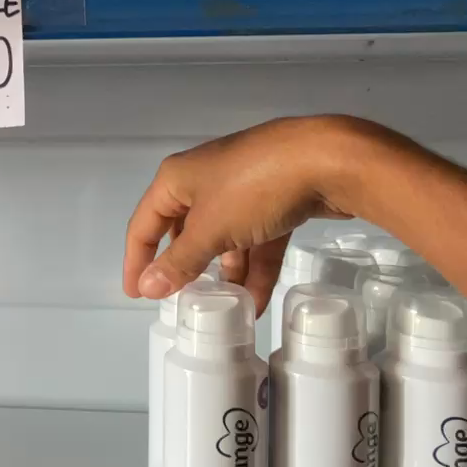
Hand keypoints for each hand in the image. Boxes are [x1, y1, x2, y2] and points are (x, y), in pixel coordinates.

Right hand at [122, 116, 392, 303]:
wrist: (329, 159)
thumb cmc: (255, 188)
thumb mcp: (211, 230)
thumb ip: (179, 262)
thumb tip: (147, 287)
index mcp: (177, 179)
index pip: (143, 224)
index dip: (136, 261)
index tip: (136, 295)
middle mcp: (204, 179)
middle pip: (184, 230)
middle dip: (185, 266)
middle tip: (183, 299)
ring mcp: (242, 187)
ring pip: (223, 237)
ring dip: (224, 272)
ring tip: (226, 307)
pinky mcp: (275, 197)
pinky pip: (256, 238)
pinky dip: (254, 267)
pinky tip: (257, 300)